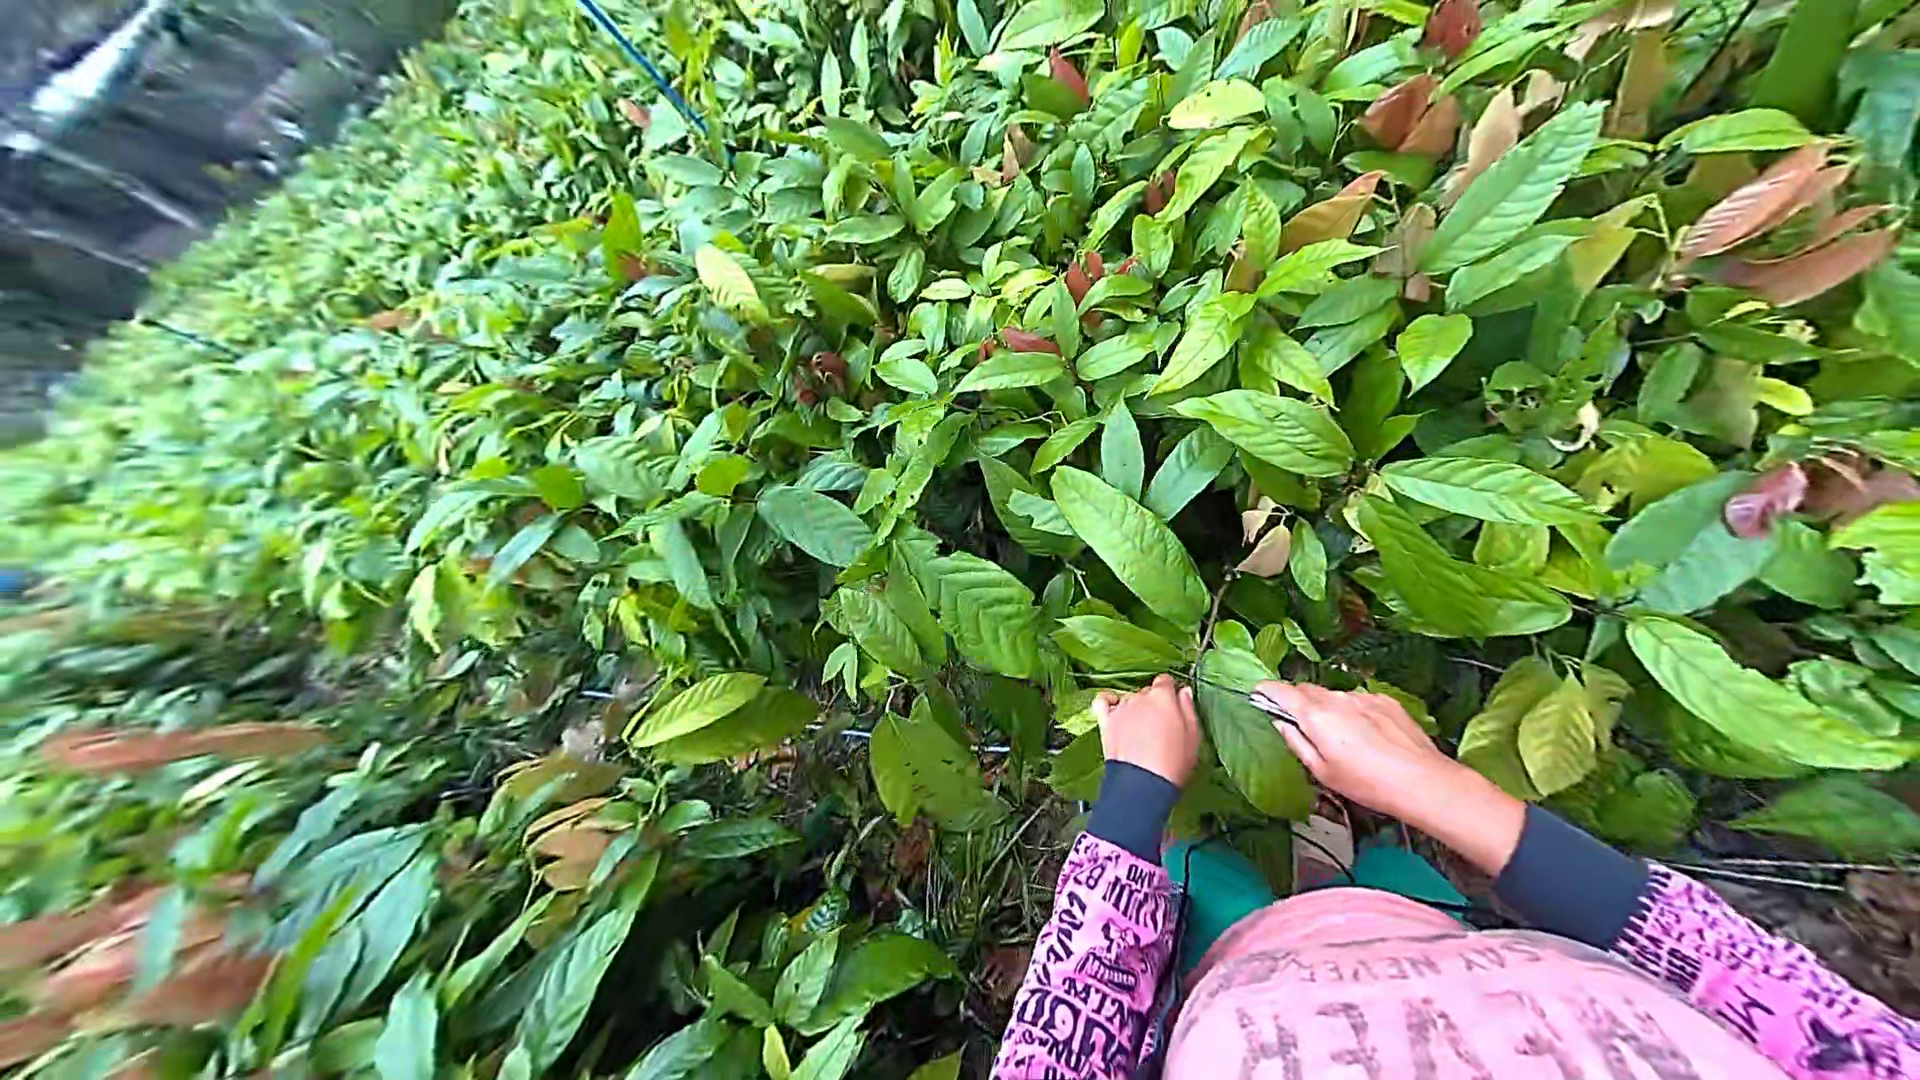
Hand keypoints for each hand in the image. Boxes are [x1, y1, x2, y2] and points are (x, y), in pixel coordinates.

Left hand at [1094, 675, 1200, 787]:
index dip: (1171, 691)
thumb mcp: (1193, 736)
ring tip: (1141, 730)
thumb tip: (1184, 692)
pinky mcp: (1106, 721)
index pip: (1165, 681)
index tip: (1174, 704)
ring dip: (1135, 708)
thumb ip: (1188, 709)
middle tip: (1161, 726)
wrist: (1143, 783)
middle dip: (1154, 704)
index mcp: (1162, 698)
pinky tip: (1115, 710)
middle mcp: (1139, 697)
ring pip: (1129, 699)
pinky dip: (1108, 702)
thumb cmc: (1173, 763)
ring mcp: (1120, 708)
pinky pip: (1103, 702)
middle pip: (1147, 692)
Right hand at [1256, 681, 1526, 874]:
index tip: (1259, 695)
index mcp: (1315, 715)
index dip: (1265, 690)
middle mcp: (1336, 699)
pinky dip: (1354, 711)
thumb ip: (1295, 741)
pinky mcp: (1386, 700)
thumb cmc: (1370, 784)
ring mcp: (1363, 697)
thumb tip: (1281, 724)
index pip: (1278, 689)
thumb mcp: (1321, 771)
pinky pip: (1358, 700)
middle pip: (1305, 690)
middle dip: (1297, 702)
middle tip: (1302, 726)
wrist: (1426, 784)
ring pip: (1332, 695)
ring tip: (1343, 738)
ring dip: (1328, 708)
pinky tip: (1368, 736)